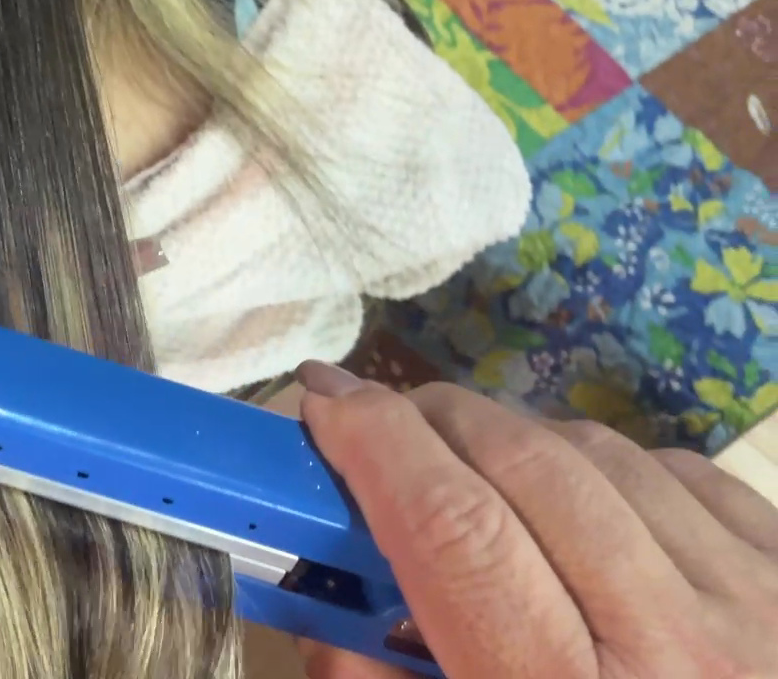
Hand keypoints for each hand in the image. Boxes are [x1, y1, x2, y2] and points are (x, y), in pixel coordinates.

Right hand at [293, 363, 777, 678]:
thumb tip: (313, 610)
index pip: (451, 522)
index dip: (371, 436)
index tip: (317, 393)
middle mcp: (691, 657)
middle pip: (520, 460)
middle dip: (424, 413)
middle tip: (378, 421)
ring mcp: (775, 615)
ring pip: (595, 450)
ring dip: (506, 435)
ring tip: (475, 469)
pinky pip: (680, 470)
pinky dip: (602, 461)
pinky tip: (581, 501)